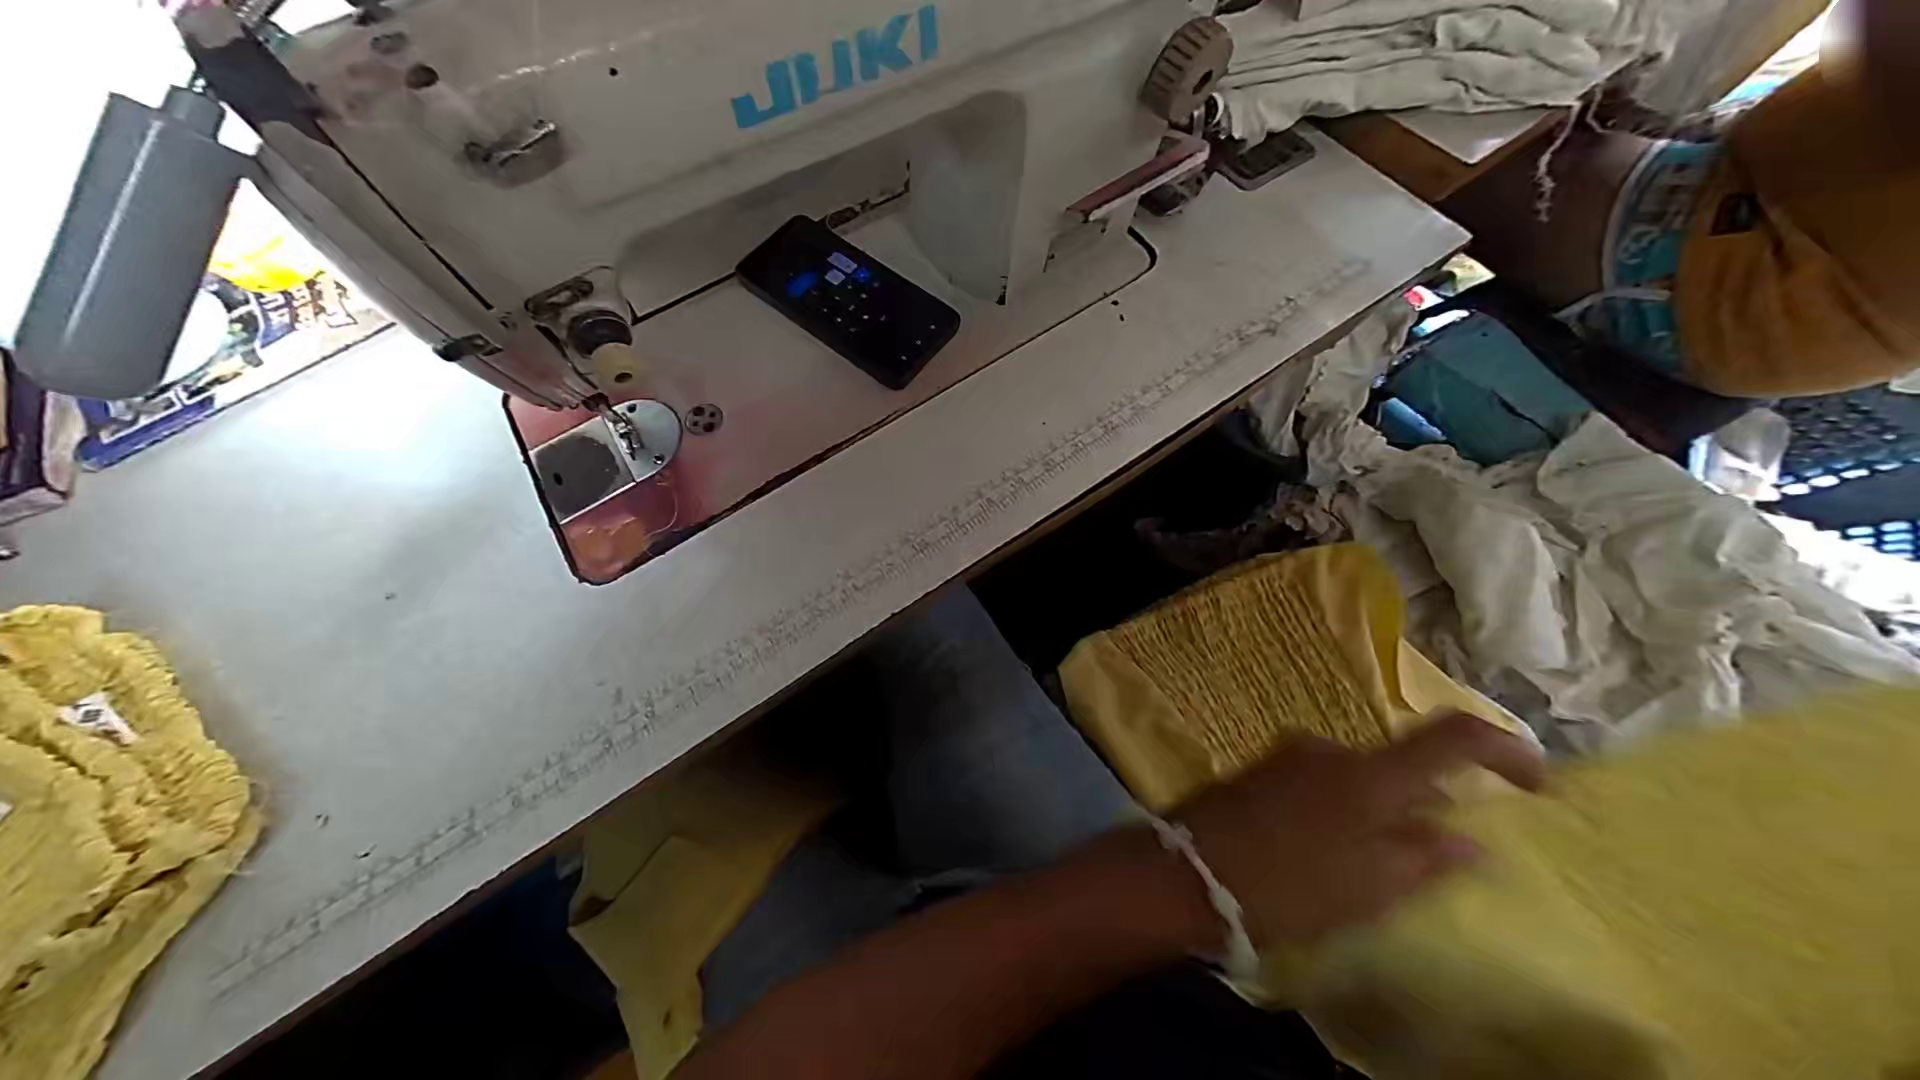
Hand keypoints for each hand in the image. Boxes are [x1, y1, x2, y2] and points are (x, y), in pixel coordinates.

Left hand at [1174, 712, 1544, 948]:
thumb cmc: (1288, 885)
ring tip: (1375, 863)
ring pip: (1358, 776)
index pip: (1449, 736)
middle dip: (1429, 800)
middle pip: (1399, 763)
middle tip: (1439, 853)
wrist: (1187, 872)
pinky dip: (1343, 807)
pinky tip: (1329, 849)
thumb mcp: (1369, 889)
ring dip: (1380, 809)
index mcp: (1368, 775)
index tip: (1535, 780)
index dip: (1503, 748)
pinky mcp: (1261, 769)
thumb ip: (1424, 858)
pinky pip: (1322, 781)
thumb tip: (1469, 839)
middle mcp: (1330, 750)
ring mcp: (1289, 755)